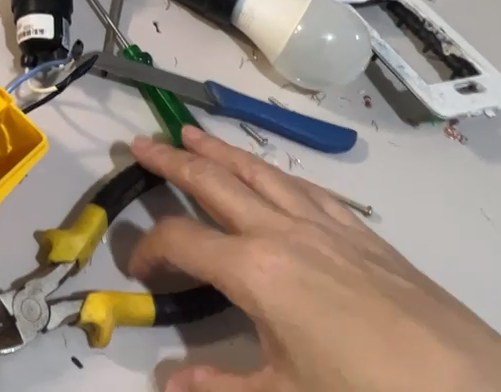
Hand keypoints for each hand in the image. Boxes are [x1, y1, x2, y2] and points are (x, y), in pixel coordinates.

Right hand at [130, 129, 500, 391]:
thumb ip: (222, 388)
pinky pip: (307, 189)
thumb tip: (169, 384)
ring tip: (193, 133)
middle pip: (214, 181)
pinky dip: (275, 174)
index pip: (181, 240)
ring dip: (221, 151)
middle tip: (140, 142)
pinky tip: (271, 175)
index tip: (136, 268)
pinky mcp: (364, 235)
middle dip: (172, 160)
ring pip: (259, 173)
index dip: (150, 248)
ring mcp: (326, 226)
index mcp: (255, 270)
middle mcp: (282, 232)